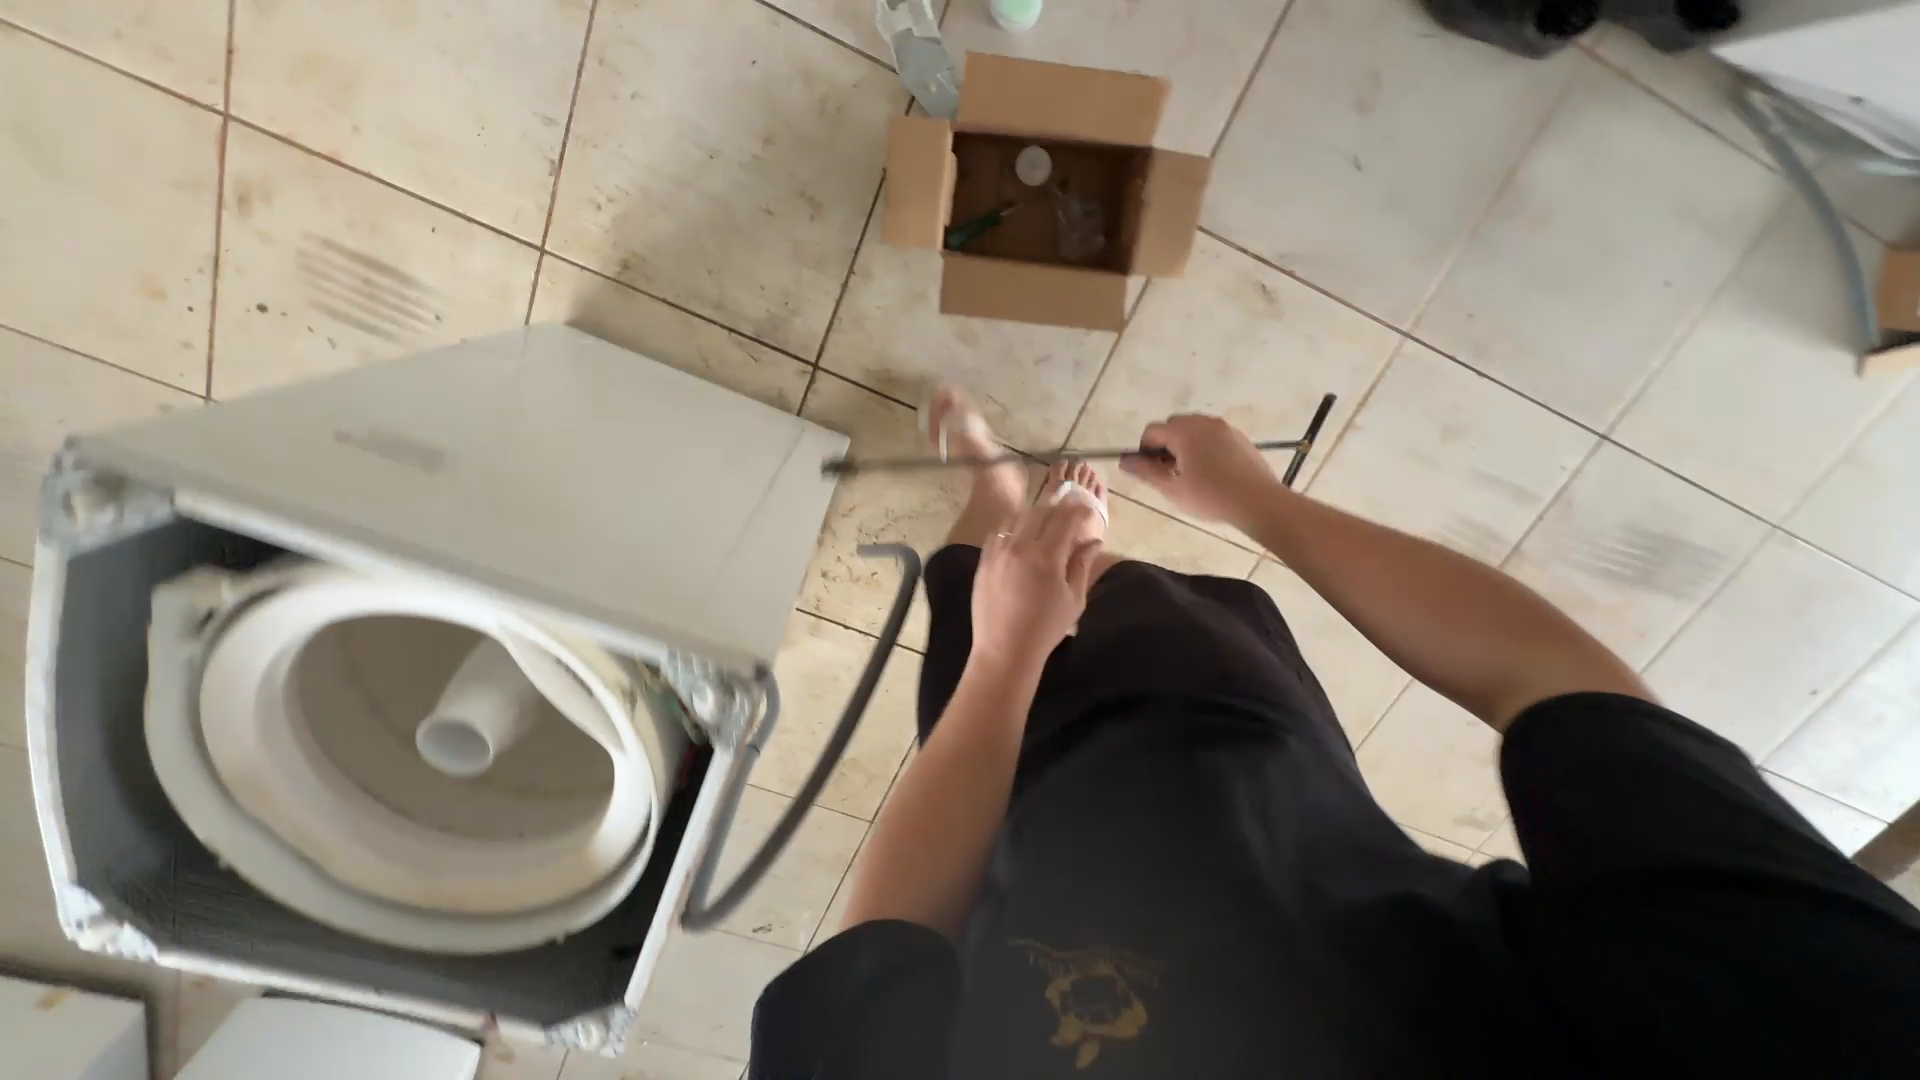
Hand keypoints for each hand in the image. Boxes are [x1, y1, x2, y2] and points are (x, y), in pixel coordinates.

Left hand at [970, 498, 1102, 672]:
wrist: (1005, 650)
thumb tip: (1094, 541)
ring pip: (1016, 519)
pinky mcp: (983, 561)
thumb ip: (1082, 564)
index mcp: (1046, 556)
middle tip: (1068, 516)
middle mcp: (1019, 546)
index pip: (1065, 519)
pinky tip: (1019, 538)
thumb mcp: (1074, 599)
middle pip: (1040, 513)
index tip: (1086, 512)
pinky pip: (998, 534)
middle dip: (1057, 509)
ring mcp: (998, 552)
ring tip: (1044, 525)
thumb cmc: (1046, 628)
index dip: (1078, 511)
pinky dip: (1012, 529)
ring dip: (1033, 516)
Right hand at [1121, 414, 1280, 528]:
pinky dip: (1204, 447)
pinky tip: (1211, 472)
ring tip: (1190, 473)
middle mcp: (1203, 422)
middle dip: (1165, 445)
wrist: (1258, 501)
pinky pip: (1212, 436)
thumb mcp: (1172, 488)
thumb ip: (1145, 471)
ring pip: (1193, 430)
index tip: (1152, 472)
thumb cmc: (1210, 496)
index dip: (1145, 451)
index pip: (1152, 431)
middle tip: (1169, 473)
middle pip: (1173, 426)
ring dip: (1184, 445)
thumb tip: (1124, 461)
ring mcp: (1224, 427)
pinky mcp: (1239, 437)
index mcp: (1183, 431)